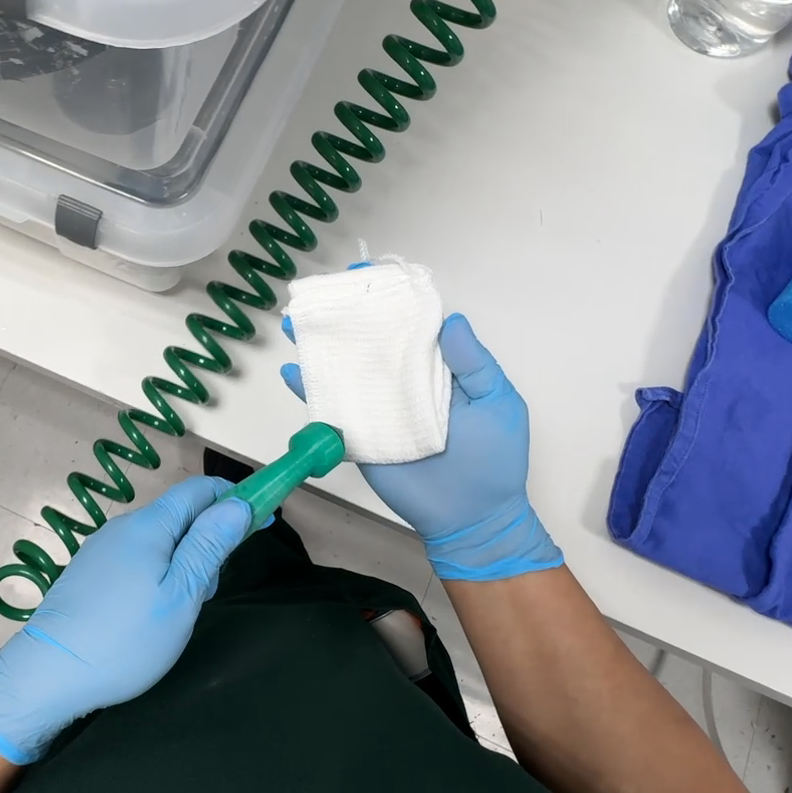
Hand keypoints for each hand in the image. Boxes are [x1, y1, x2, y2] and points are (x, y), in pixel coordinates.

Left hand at [0, 477, 253, 764]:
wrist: (49, 674)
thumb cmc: (125, 639)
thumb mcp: (181, 595)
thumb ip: (209, 546)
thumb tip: (238, 504)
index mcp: (148, 525)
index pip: (198, 490)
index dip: (234, 497)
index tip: (263, 518)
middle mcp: (123, 526)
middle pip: (179, 514)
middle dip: (209, 536)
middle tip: (216, 585)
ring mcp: (102, 548)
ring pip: (159, 538)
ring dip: (185, 559)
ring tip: (184, 607)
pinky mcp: (91, 571)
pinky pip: (138, 556)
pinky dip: (160, 571)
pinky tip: (154, 611)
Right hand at [281, 313, 562, 580]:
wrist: (472, 517)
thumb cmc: (494, 459)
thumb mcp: (498, 405)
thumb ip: (474, 365)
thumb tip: (451, 320)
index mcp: (437, 369)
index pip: (410, 325)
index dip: (390, 299)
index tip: (367, 274)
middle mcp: (402, 383)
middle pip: (369, 342)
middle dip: (345, 317)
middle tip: (322, 296)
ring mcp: (378, 409)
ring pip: (344, 370)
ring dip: (319, 347)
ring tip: (296, 324)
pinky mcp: (359, 436)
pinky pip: (331, 410)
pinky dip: (309, 392)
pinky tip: (293, 373)